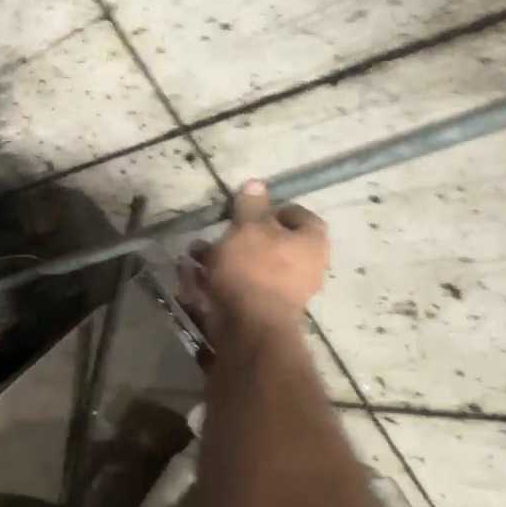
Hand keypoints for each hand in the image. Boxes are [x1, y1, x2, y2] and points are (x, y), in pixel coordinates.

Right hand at [177, 179, 327, 345]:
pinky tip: (195, 277)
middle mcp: (307, 264)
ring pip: (252, 264)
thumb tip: (257, 182)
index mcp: (311, 241)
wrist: (250, 324)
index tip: (246, 210)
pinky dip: (221, 279)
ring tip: (194, 256)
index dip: (273, 209)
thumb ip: (251, 206)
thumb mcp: (247, 229)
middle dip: (239, 236)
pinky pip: (242, 285)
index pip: (299, 215)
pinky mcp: (264, 307)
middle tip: (216, 234)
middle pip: (272, 241)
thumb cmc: (252, 269)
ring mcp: (286, 288)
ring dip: (223, 258)